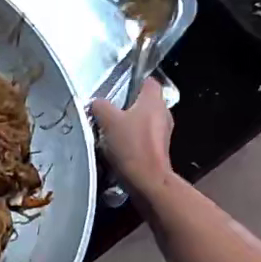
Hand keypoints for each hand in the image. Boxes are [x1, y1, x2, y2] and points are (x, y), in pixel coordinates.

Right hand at [89, 78, 177, 199]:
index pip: (148, 81)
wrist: (147, 180)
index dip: (134, 81)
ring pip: (144, 120)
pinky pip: (144, 136)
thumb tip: (97, 103)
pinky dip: (133, 139)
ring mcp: (163, 132)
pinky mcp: (159, 149)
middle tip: (109, 110)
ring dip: (130, 123)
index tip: (119, 88)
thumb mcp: (108, 121)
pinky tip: (119, 146)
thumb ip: (101, 106)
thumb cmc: (131, 146)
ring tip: (111, 129)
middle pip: (145, 101)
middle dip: (128, 105)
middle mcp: (163, 113)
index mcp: (154, 100)